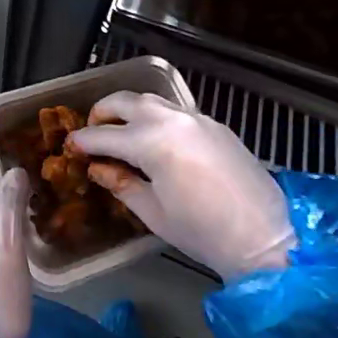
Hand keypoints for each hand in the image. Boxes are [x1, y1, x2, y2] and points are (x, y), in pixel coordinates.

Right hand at [71, 92, 296, 280]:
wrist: (266, 237)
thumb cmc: (203, 232)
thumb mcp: (153, 212)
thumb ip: (121, 183)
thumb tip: (99, 168)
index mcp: (150, 142)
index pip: (103, 135)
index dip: (83, 141)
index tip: (71, 147)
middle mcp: (170, 120)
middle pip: (124, 101)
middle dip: (102, 112)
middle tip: (93, 130)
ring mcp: (196, 119)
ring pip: (151, 100)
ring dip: (130, 109)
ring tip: (122, 130)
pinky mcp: (215, 125)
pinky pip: (176, 111)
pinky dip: (157, 117)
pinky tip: (157, 140)